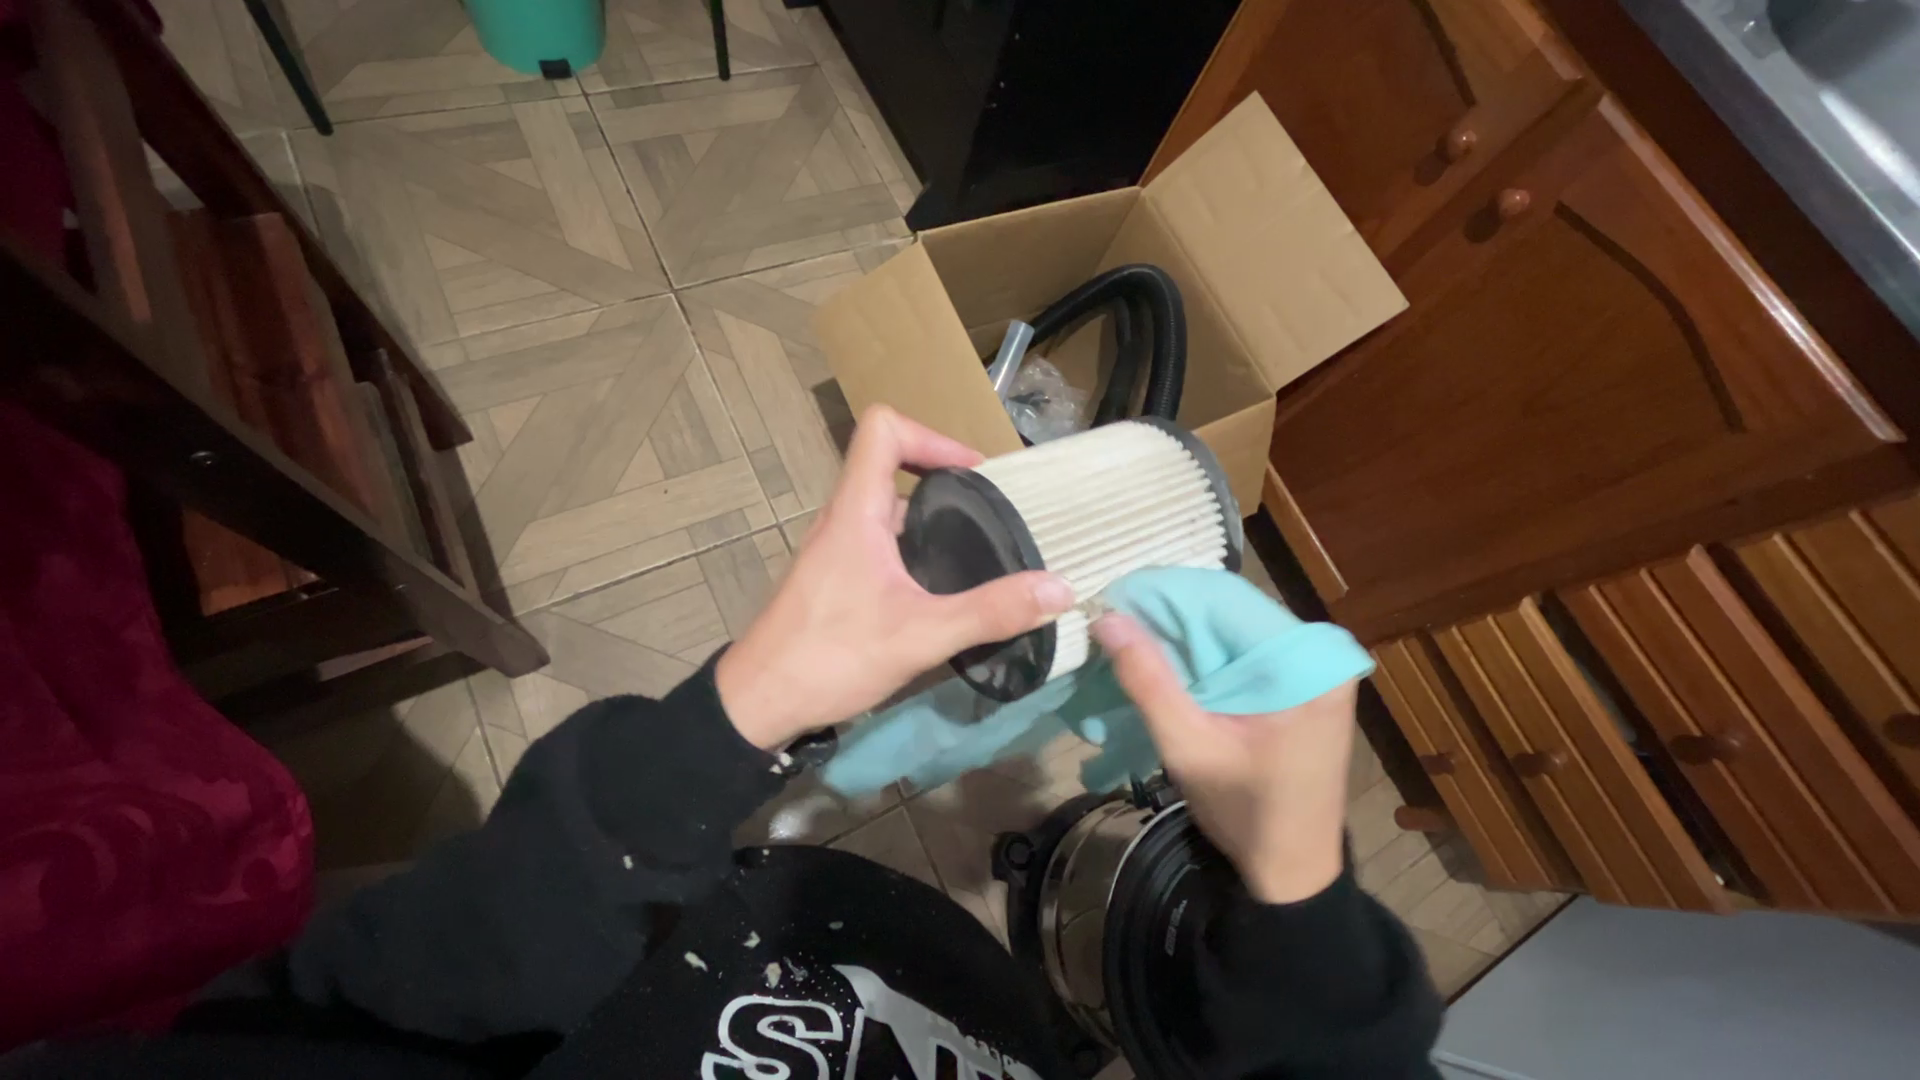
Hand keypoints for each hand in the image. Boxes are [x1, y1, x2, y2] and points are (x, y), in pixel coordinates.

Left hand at [716, 406, 1074, 749]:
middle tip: (994, 517)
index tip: (974, 474)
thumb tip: (1060, 588)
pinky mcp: (835, 578)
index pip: (883, 429)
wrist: (759, 703)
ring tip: (979, 552)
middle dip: (946, 483)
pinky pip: (880, 542)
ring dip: (932, 519)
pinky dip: (915, 550)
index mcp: (856, 511)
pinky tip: (941, 591)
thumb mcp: (920, 635)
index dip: (931, 436)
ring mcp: (836, 549)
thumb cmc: (831, 656)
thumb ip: (990, 612)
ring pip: (887, 510)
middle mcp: (844, 519)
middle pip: (891, 467)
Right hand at [1092, 613, 1356, 904]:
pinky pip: (1242, 647)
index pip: (1225, 601)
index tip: (1112, 602)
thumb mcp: (1188, 747)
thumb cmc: (1247, 812)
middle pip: (1230, 608)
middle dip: (1169, 613)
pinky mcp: (1301, 680)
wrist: (1293, 868)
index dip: (1164, 596)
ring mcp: (1314, 665)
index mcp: (1308, 664)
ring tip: (1129, 636)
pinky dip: (1202, 652)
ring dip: (1181, 631)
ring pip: (1231, 624)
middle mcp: (1319, 653)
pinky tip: (1165, 659)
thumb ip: (1148, 681)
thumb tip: (1106, 618)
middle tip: (1113, 622)